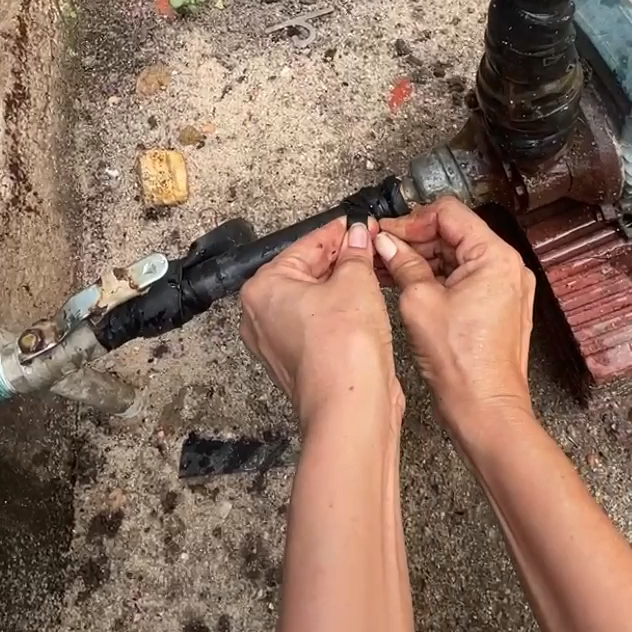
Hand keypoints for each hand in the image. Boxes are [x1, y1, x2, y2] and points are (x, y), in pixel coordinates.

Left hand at [238, 217, 400, 427]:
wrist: (350, 406)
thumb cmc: (343, 348)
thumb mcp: (356, 281)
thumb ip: (356, 252)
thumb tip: (358, 236)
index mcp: (262, 288)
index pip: (304, 246)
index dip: (336, 232)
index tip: (357, 225)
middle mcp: (260, 316)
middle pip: (305, 272)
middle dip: (339, 259)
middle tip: (368, 246)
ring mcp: (277, 344)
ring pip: (312, 300)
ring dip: (342, 286)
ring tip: (371, 271)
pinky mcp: (298, 364)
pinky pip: (317, 326)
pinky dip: (338, 312)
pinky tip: (364, 304)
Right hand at [373, 198, 536, 434]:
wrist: (486, 410)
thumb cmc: (462, 365)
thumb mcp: (419, 303)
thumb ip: (402, 263)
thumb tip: (387, 243)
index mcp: (495, 257)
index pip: (449, 213)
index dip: (412, 220)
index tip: (387, 232)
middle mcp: (507, 267)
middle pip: (453, 233)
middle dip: (415, 240)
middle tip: (382, 249)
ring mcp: (505, 287)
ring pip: (456, 256)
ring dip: (422, 259)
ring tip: (388, 268)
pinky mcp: (498, 305)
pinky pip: (464, 278)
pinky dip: (436, 277)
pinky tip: (408, 283)